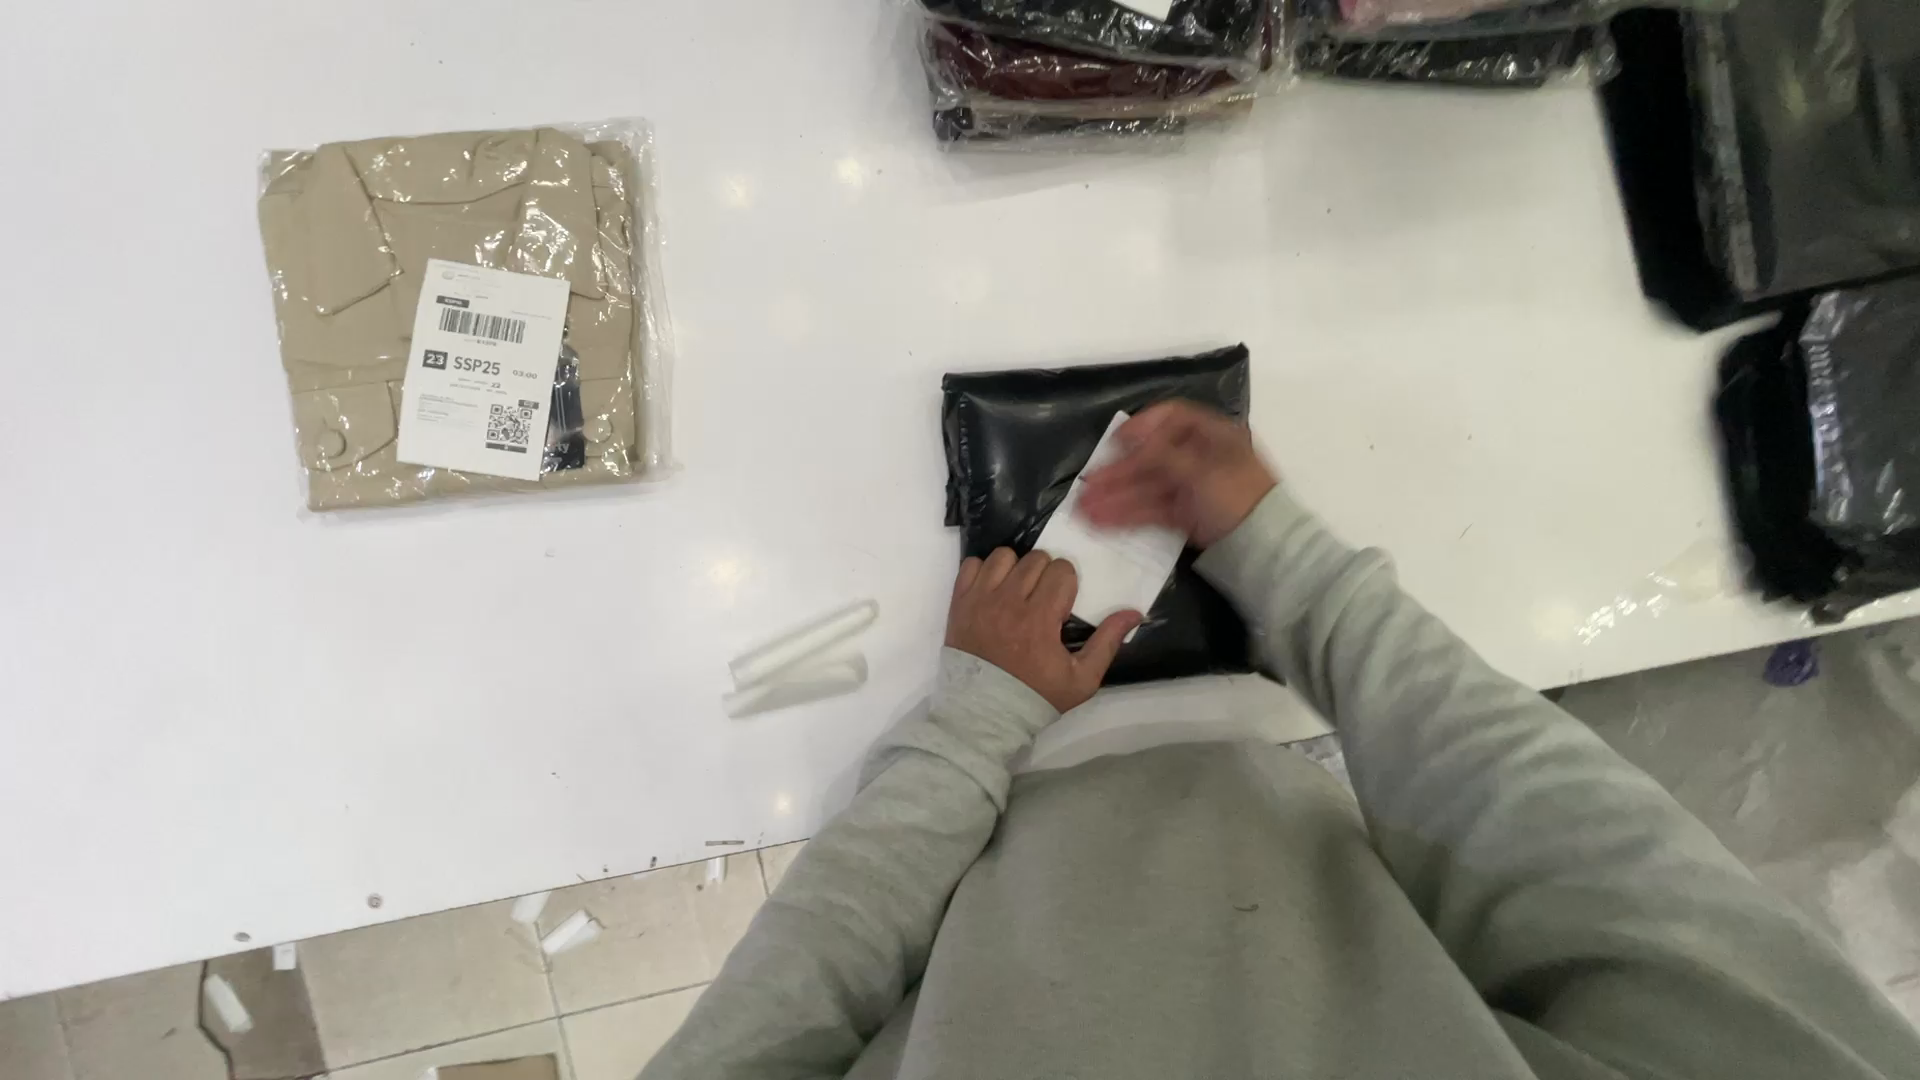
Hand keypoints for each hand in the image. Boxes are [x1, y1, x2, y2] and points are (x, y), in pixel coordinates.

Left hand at [945, 549, 1141, 712]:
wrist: (983, 713)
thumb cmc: (1035, 695)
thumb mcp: (1081, 679)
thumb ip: (1107, 642)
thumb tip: (1134, 613)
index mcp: (1040, 617)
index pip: (1062, 570)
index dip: (1067, 585)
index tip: (1062, 606)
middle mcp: (1008, 601)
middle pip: (1036, 559)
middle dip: (1045, 575)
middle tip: (1043, 599)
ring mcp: (980, 599)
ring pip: (1004, 556)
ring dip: (1015, 569)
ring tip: (1017, 592)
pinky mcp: (958, 602)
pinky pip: (971, 564)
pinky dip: (984, 572)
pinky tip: (992, 591)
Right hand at [1078, 400, 1277, 548]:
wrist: (1265, 544)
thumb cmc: (1238, 495)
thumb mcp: (1202, 469)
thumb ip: (1161, 452)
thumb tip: (1128, 435)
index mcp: (1212, 436)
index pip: (1172, 418)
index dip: (1143, 425)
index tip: (1117, 440)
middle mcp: (1199, 457)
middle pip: (1151, 457)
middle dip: (1117, 471)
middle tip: (1087, 484)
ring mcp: (1190, 487)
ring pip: (1146, 486)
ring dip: (1115, 496)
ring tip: (1083, 508)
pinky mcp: (1184, 514)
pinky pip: (1150, 509)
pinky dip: (1126, 514)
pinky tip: (1101, 520)